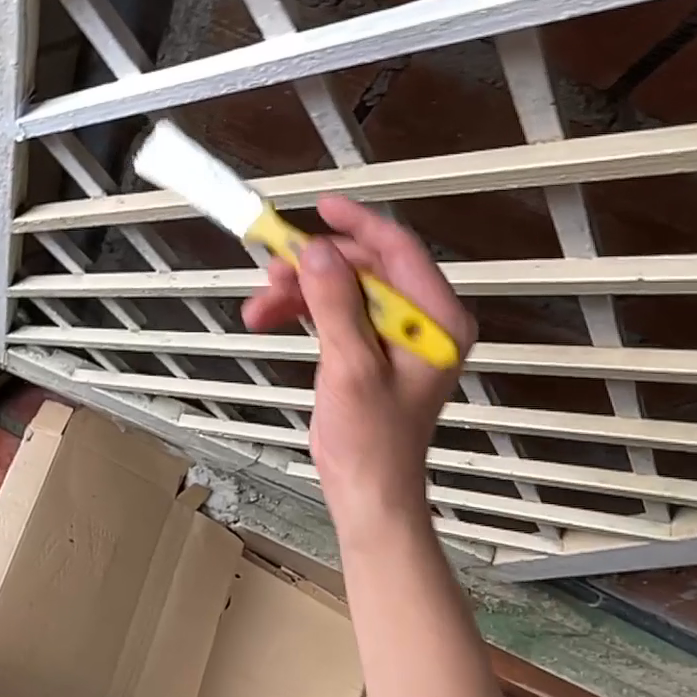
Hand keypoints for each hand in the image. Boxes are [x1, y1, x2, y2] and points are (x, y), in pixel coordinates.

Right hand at [241, 197, 474, 522]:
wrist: (367, 489)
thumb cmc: (372, 438)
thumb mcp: (351, 366)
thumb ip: (335, 304)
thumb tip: (316, 250)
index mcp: (437, 321)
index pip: (400, 252)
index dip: (358, 225)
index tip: (320, 208)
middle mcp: (420, 321)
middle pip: (364, 267)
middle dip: (313, 267)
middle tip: (271, 272)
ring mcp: (393, 335)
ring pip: (341, 287)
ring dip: (298, 291)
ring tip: (260, 307)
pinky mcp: (368, 347)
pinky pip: (334, 311)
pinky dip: (302, 310)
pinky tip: (270, 317)